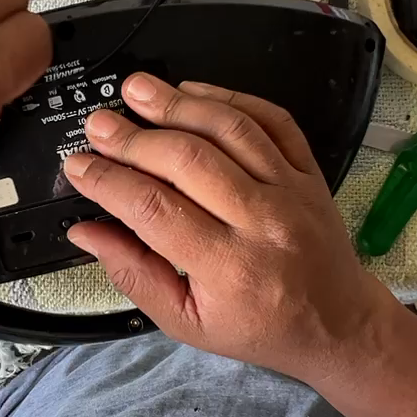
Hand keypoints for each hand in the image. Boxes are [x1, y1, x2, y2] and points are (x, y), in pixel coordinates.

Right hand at [62, 74, 409, 383]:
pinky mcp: (308, 170)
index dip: (108, 181)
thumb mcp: (186, 322)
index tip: (78, 165)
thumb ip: (133, 274)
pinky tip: (193, 90)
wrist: (338, 323)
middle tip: (98, 124)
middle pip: (188, 160)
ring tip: (136, 89)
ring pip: (229, 129)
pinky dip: (230, 98)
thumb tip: (85, 231)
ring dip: (178, 103)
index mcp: (230, 269)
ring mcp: (291, 190)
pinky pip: (271, 119)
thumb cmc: (259, 327)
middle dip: (134, 138)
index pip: (155, 209)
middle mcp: (264, 223)